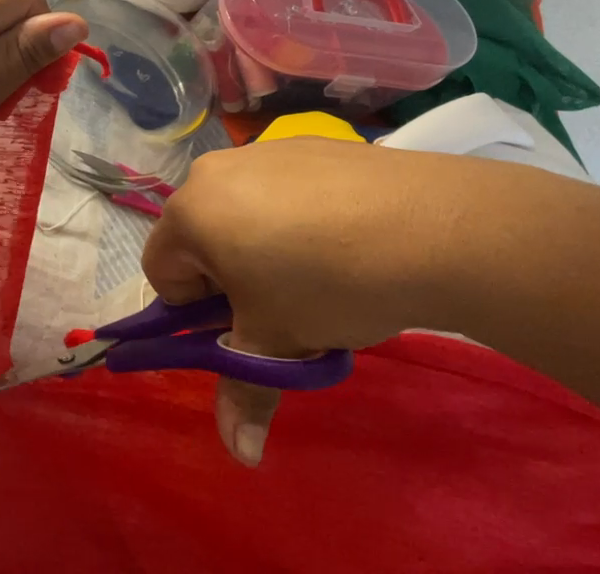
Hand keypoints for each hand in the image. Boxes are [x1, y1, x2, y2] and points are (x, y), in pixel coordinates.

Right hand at [142, 140, 495, 466]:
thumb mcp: (281, 344)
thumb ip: (246, 393)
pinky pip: (285, 187)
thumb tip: (240, 456)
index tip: (245, 326)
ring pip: (243, 210)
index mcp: (188, 215)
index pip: (162, 271)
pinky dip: (302, 214)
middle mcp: (211, 173)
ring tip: (326, 271)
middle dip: (230, 275)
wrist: (437, 228)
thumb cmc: (330, 286)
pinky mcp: (310, 143)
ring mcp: (262, 151)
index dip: (196, 310)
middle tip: (284, 304)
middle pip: (200, 237)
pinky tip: (351, 239)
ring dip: (264, 244)